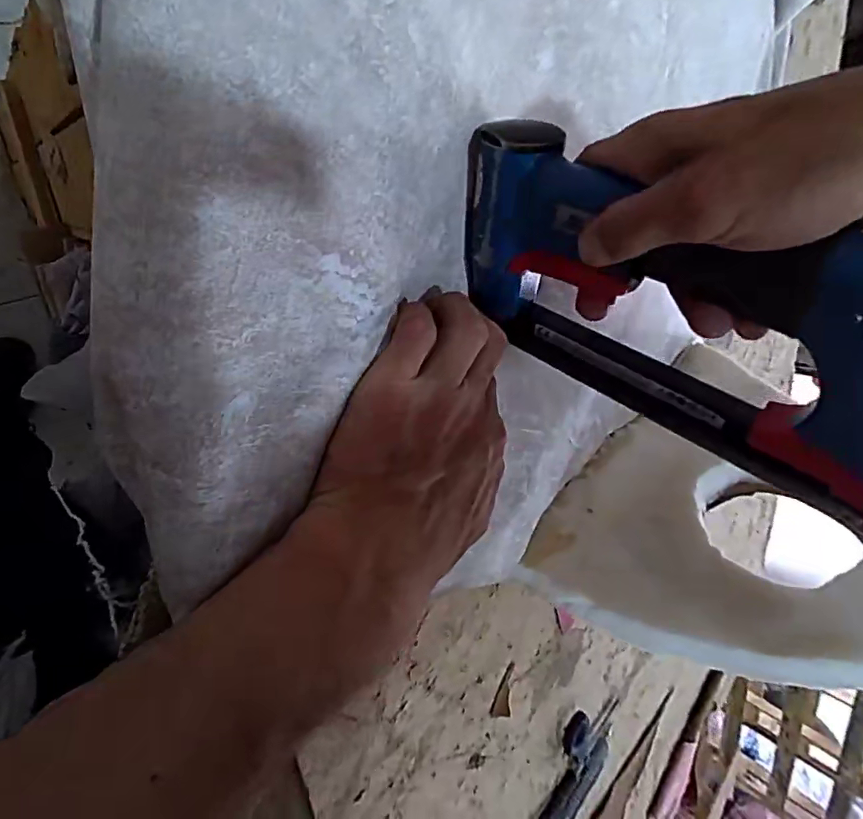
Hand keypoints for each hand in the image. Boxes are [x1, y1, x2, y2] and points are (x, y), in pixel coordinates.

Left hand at [301, 290, 507, 602]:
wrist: (372, 554)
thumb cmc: (418, 546)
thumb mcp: (474, 513)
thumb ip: (484, 473)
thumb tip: (481, 453)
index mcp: (490, 437)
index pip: (489, 379)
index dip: (472, 363)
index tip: (453, 359)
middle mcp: (472, 406)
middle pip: (489, 339)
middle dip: (471, 320)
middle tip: (447, 315)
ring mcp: (437, 392)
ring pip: (463, 324)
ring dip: (447, 308)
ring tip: (426, 307)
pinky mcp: (393, 382)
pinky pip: (415, 327)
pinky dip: (413, 315)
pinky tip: (400, 317)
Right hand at [573, 53, 862, 335]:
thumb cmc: (797, 166)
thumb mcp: (706, 202)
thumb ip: (637, 224)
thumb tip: (582, 244)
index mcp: (658, 149)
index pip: (588, 181)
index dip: (570, 225)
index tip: (572, 273)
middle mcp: (685, 166)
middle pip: (636, 226)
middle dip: (643, 274)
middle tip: (636, 309)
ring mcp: (728, 191)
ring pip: (686, 252)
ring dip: (697, 293)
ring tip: (727, 320)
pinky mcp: (766, 214)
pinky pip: (731, 259)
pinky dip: (737, 289)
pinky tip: (759, 313)